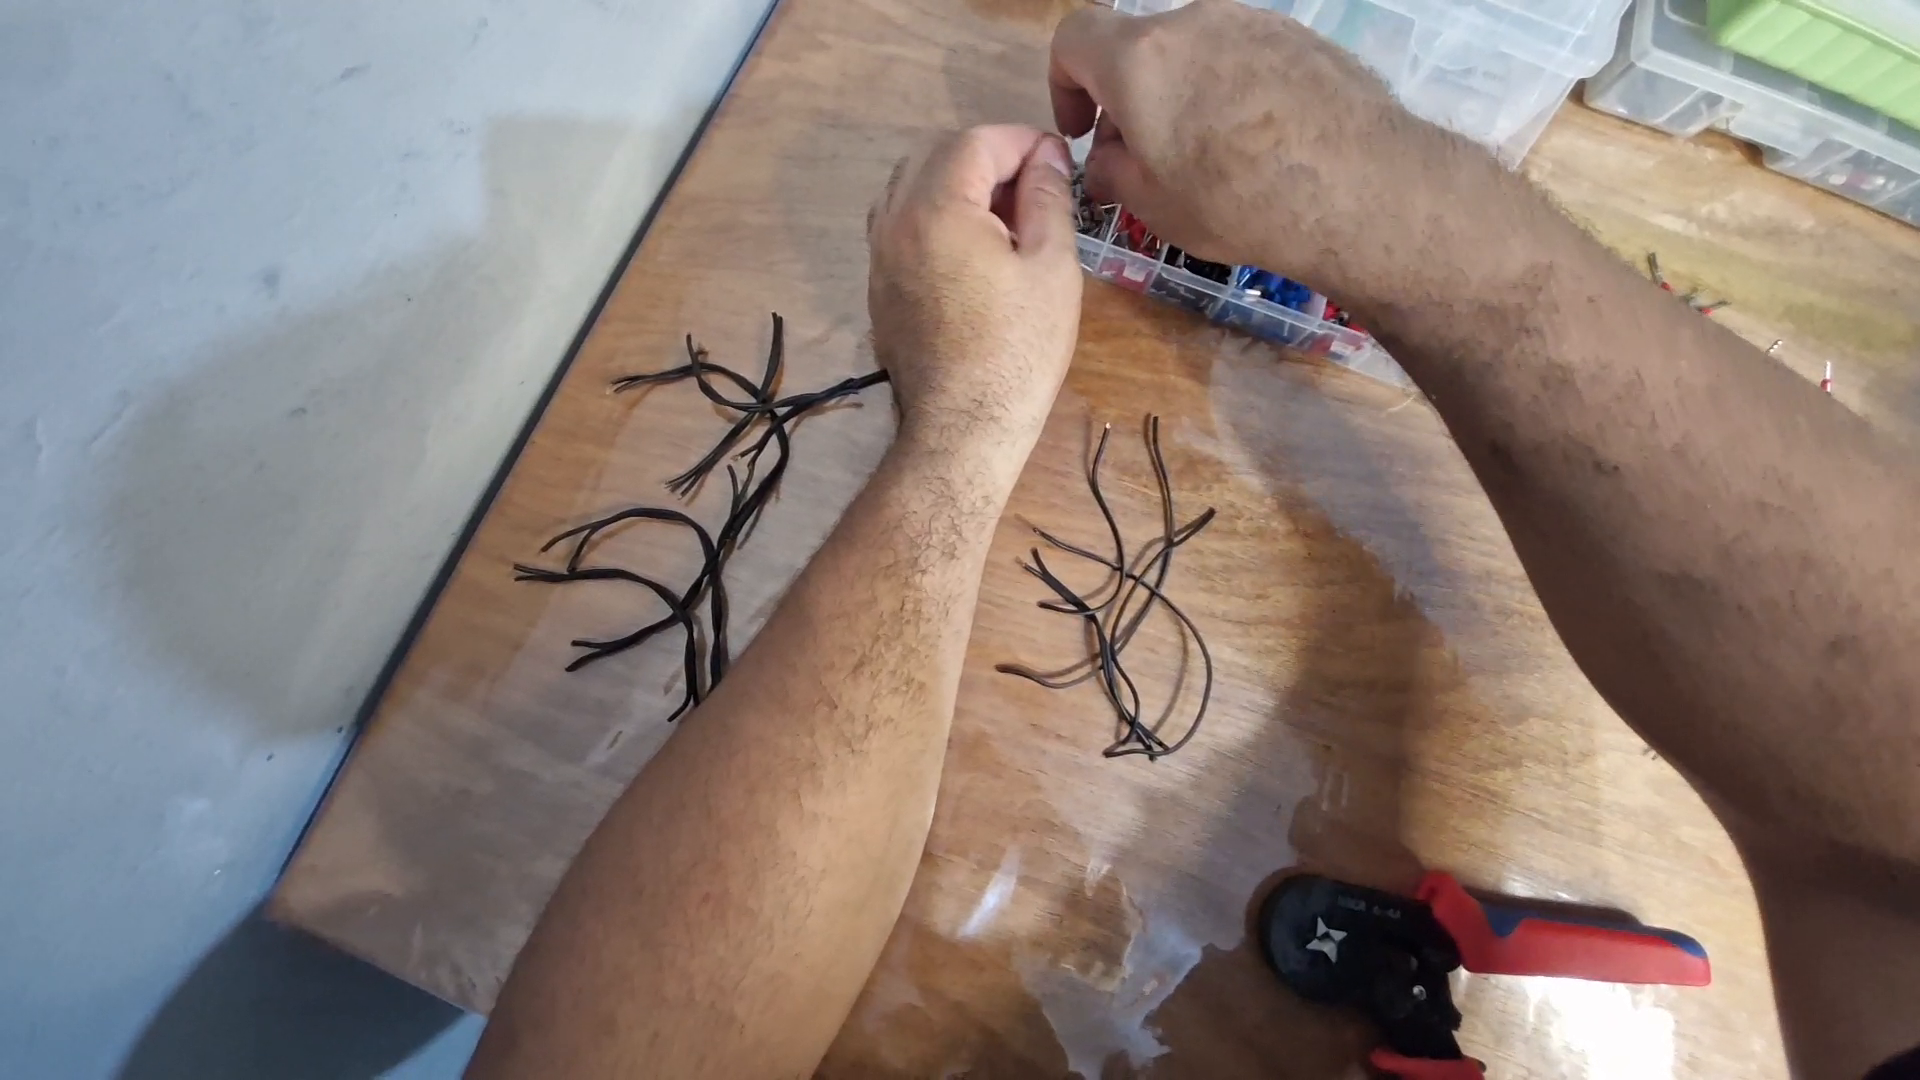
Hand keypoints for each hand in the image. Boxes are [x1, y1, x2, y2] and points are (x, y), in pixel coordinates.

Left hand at [867, 125, 1083, 464]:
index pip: (977, 141)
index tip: (1057, 164)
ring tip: (1001, 223)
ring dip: (957, 188)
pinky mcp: (878, 290)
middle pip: (937, 156)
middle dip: (988, 160)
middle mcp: (893, 223)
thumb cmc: (1018, 353)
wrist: (963, 430)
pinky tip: (970, 256)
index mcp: (936, 209)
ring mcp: (878, 259)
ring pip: (912, 190)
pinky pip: (900, 229)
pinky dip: (934, 221)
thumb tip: (1045, 157)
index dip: (1023, 142)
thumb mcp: (1051, 269)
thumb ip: (1048, 198)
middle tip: (1032, 192)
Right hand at [1049, 0, 1502, 308]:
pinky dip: (1225, 91)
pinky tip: (1252, 143)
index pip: (1074, 37)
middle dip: (1125, 101)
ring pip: (1189, 54)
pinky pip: (1238, 57)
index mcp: (1140, 60)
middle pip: (1136, 49)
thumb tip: (1106, 160)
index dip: (1064, 83)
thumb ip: (1112, 172)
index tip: (1082, 132)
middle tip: (1143, 161)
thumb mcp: (1150, 204)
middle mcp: (1192, 22)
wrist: (1350, 187)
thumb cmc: (1231, 202)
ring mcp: (1249, 20)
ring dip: (1177, 97)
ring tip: (1203, 158)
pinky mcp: (1295, 34)